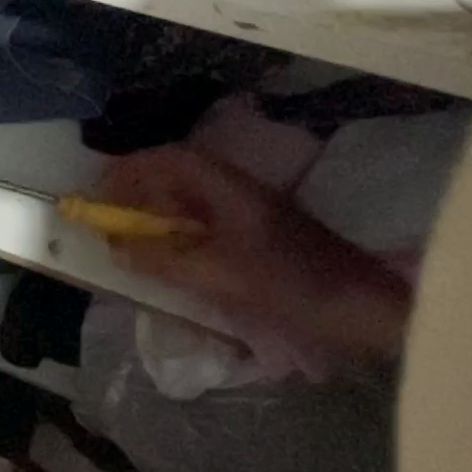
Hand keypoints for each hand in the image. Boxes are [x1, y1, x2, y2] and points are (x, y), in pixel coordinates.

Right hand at [99, 144, 408, 360]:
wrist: (371, 311)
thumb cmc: (292, 286)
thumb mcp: (218, 276)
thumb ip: (161, 260)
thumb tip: (115, 247)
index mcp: (231, 190)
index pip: (172, 159)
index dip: (131, 168)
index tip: (100, 187)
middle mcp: (241, 192)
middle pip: (180, 174)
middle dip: (139, 187)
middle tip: (109, 210)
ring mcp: (254, 212)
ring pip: (193, 197)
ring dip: (158, 208)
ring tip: (131, 232)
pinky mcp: (262, 234)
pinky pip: (207, 219)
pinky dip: (178, 227)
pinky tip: (169, 251)